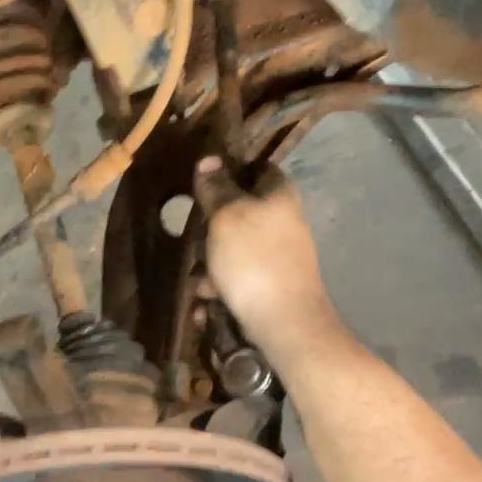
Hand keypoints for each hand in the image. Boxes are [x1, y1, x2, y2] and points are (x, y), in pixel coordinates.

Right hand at [193, 156, 338, 357]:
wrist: (284, 322)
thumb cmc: (253, 261)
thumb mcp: (227, 216)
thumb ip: (216, 188)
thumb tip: (208, 159)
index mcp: (281, 195)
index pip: (259, 168)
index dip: (231, 172)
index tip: (204, 186)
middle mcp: (285, 222)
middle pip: (242, 213)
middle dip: (212, 229)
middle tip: (197, 242)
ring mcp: (280, 256)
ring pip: (235, 249)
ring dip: (211, 264)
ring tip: (200, 282)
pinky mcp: (272, 286)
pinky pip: (239, 279)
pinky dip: (222, 288)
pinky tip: (208, 303)